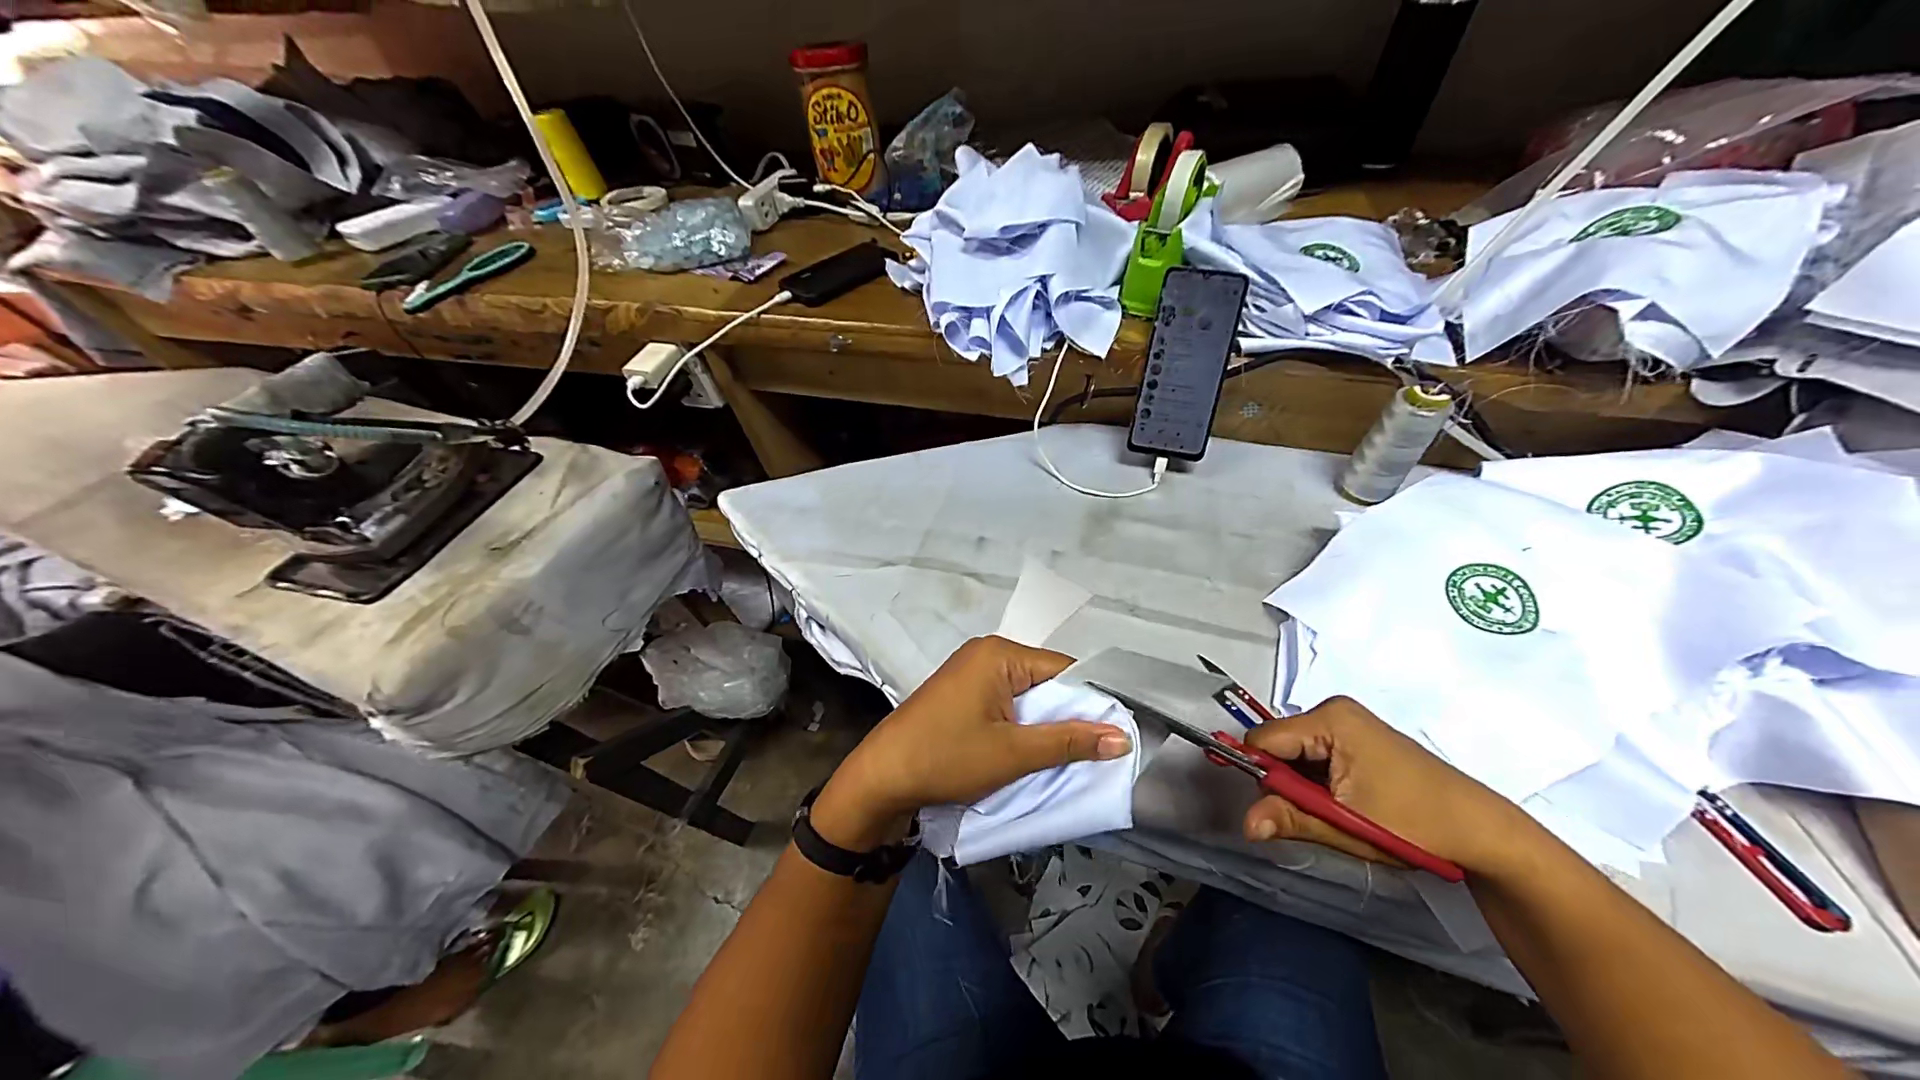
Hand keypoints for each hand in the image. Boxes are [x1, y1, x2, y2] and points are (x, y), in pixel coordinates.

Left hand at [812, 636, 1131, 849]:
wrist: (881, 778)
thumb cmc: (945, 758)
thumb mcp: (1013, 753)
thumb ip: (1069, 742)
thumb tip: (1122, 737)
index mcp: (999, 654)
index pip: (1065, 670)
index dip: (1094, 701)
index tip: (1117, 734)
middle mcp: (987, 654)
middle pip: (1047, 681)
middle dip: (1069, 716)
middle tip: (1096, 752)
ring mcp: (972, 673)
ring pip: (1028, 696)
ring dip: (1045, 724)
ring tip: (1067, 756)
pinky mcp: (963, 694)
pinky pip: (1007, 704)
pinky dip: (1023, 726)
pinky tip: (1032, 751)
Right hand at [1240, 696, 1547, 878]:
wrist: (1483, 833)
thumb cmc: (1417, 824)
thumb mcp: (1346, 825)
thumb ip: (1289, 817)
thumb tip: (1245, 824)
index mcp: (1330, 719)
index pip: (1264, 740)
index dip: (1263, 775)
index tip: (1282, 808)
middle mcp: (1335, 711)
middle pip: (1279, 746)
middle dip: (1288, 783)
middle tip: (1320, 816)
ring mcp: (1349, 724)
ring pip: (1296, 754)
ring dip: (1305, 787)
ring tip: (1340, 813)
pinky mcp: (1359, 739)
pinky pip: (1316, 756)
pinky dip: (1320, 783)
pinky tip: (1346, 805)